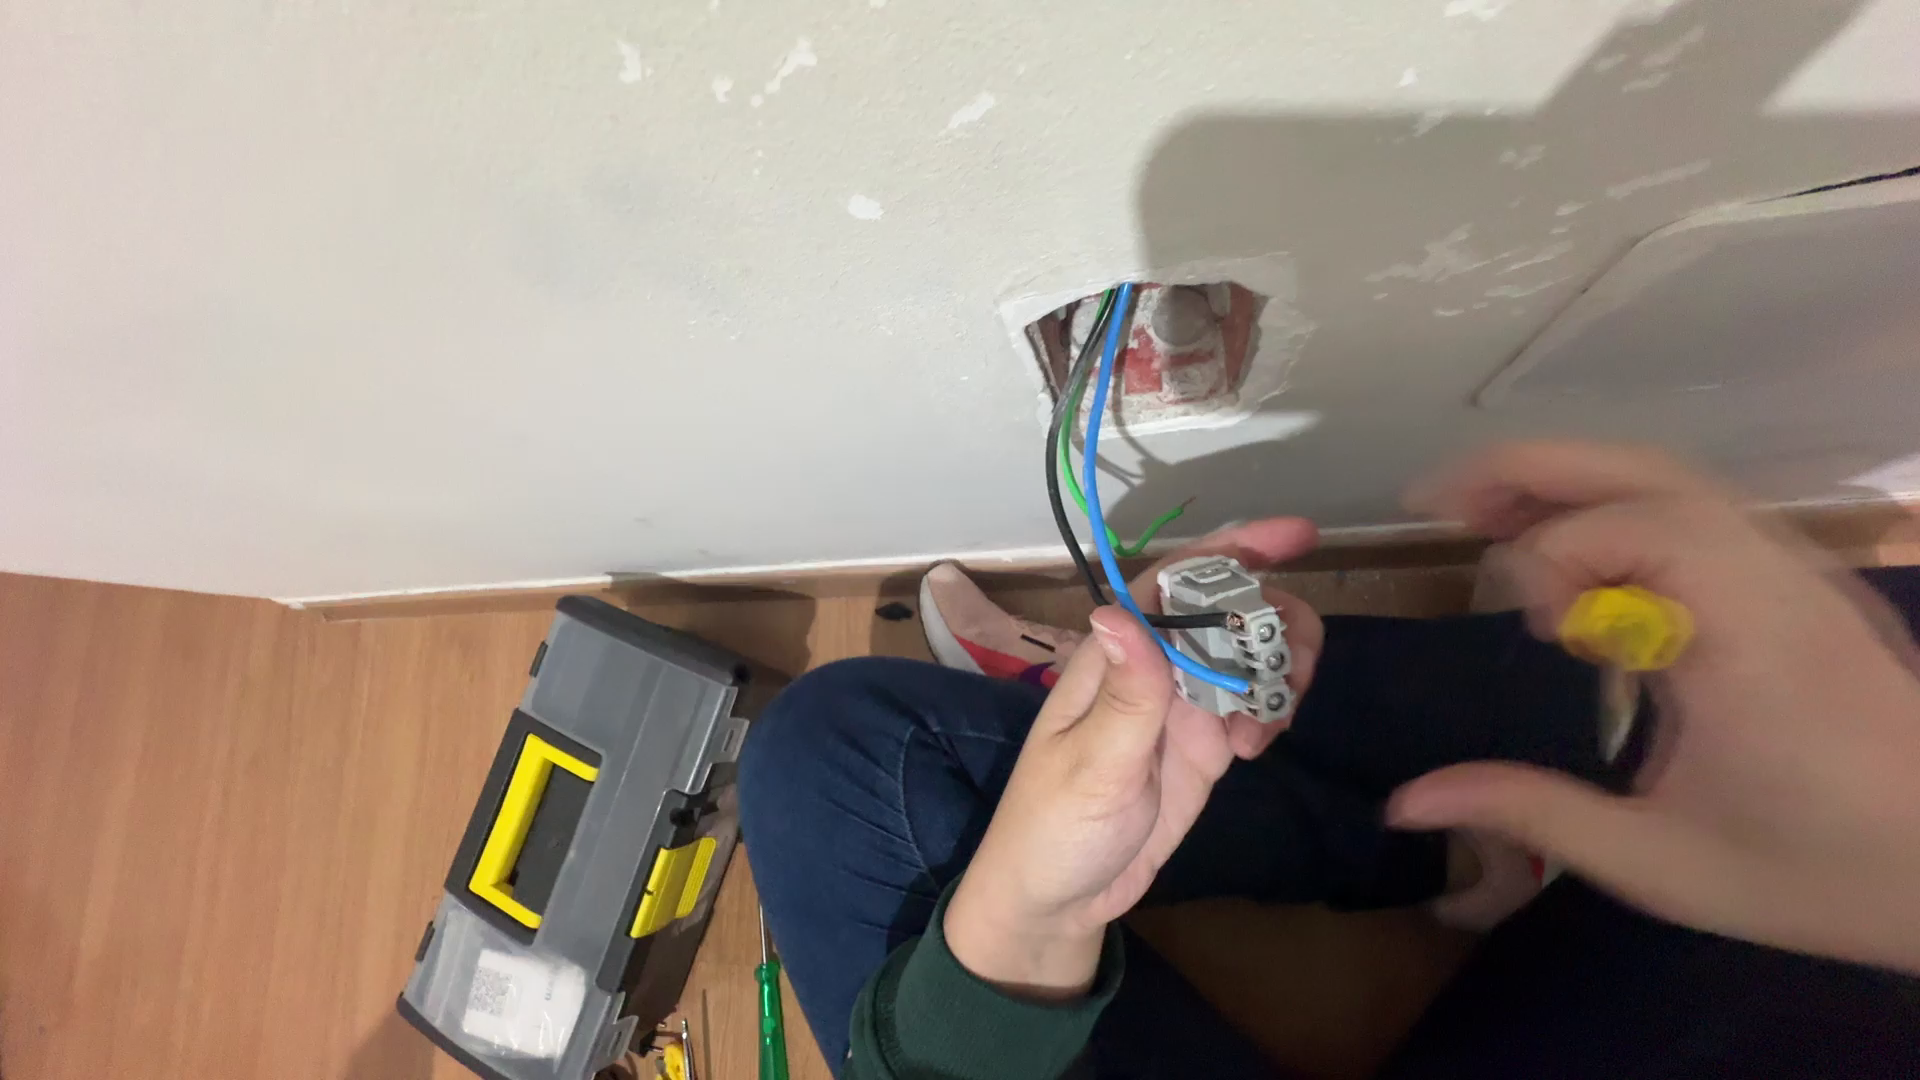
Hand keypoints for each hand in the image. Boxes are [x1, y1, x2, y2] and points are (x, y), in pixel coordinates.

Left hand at [945, 520, 1322, 997]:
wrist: (1061, 900)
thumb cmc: (1056, 828)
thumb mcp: (1091, 765)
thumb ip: (1123, 694)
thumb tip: (1118, 609)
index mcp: (1113, 659)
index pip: (1171, 585)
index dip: (1228, 552)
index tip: (1298, 535)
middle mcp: (1150, 670)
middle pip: (1224, 612)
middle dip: (1272, 621)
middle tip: (1294, 670)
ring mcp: (1179, 706)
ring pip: (1246, 656)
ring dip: (1276, 674)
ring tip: (1262, 729)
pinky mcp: (1202, 744)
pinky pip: (1251, 706)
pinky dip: (1269, 715)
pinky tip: (1252, 751)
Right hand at [1391, 440, 1919, 972]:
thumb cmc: (1822, 872)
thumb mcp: (1662, 864)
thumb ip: (1528, 811)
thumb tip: (1403, 801)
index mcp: (1759, 644)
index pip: (1646, 528)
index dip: (1557, 559)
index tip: (1544, 637)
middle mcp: (1777, 582)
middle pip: (1641, 471)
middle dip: (1521, 473)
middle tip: (1430, 501)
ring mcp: (1783, 570)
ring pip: (1652, 474)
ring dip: (1548, 482)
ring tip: (1467, 512)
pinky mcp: (1775, 577)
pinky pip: (1667, 504)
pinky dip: (1586, 505)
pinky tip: (1541, 543)